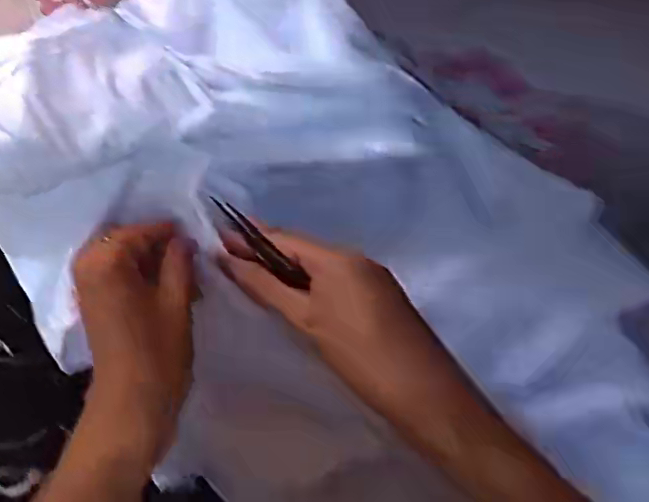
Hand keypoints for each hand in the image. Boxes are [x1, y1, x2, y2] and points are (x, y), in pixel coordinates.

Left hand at [72, 222, 196, 461]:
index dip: (162, 230)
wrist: (131, 396)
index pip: (133, 232)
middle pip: (120, 239)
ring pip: (115, 254)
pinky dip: (131, 270)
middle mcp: (84, 262)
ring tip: (180, 271)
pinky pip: (108, 269)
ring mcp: (81, 278)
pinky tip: (161, 283)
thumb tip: (182, 239)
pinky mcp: (86, 293)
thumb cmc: (157, 351)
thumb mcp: (175, 304)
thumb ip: (177, 266)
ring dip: (143, 258)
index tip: (188, 230)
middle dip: (152, 243)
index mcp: (102, 259)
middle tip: (187, 253)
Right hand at [217, 226, 584, 501]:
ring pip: (312, 266)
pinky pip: (329, 281)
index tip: (210, 242)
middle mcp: (358, 261)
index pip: (279, 237)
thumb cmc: (364, 357)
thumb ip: (260, 284)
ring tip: (246, 280)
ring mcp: (373, 282)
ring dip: (280, 271)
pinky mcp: (380, 302)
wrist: (439, 411)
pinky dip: (303, 285)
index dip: (243, 238)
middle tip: (222, 262)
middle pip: (296, 248)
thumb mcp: (304, 319)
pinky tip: (284, 298)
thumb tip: (222, 255)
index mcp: (340, 259)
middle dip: (260, 254)